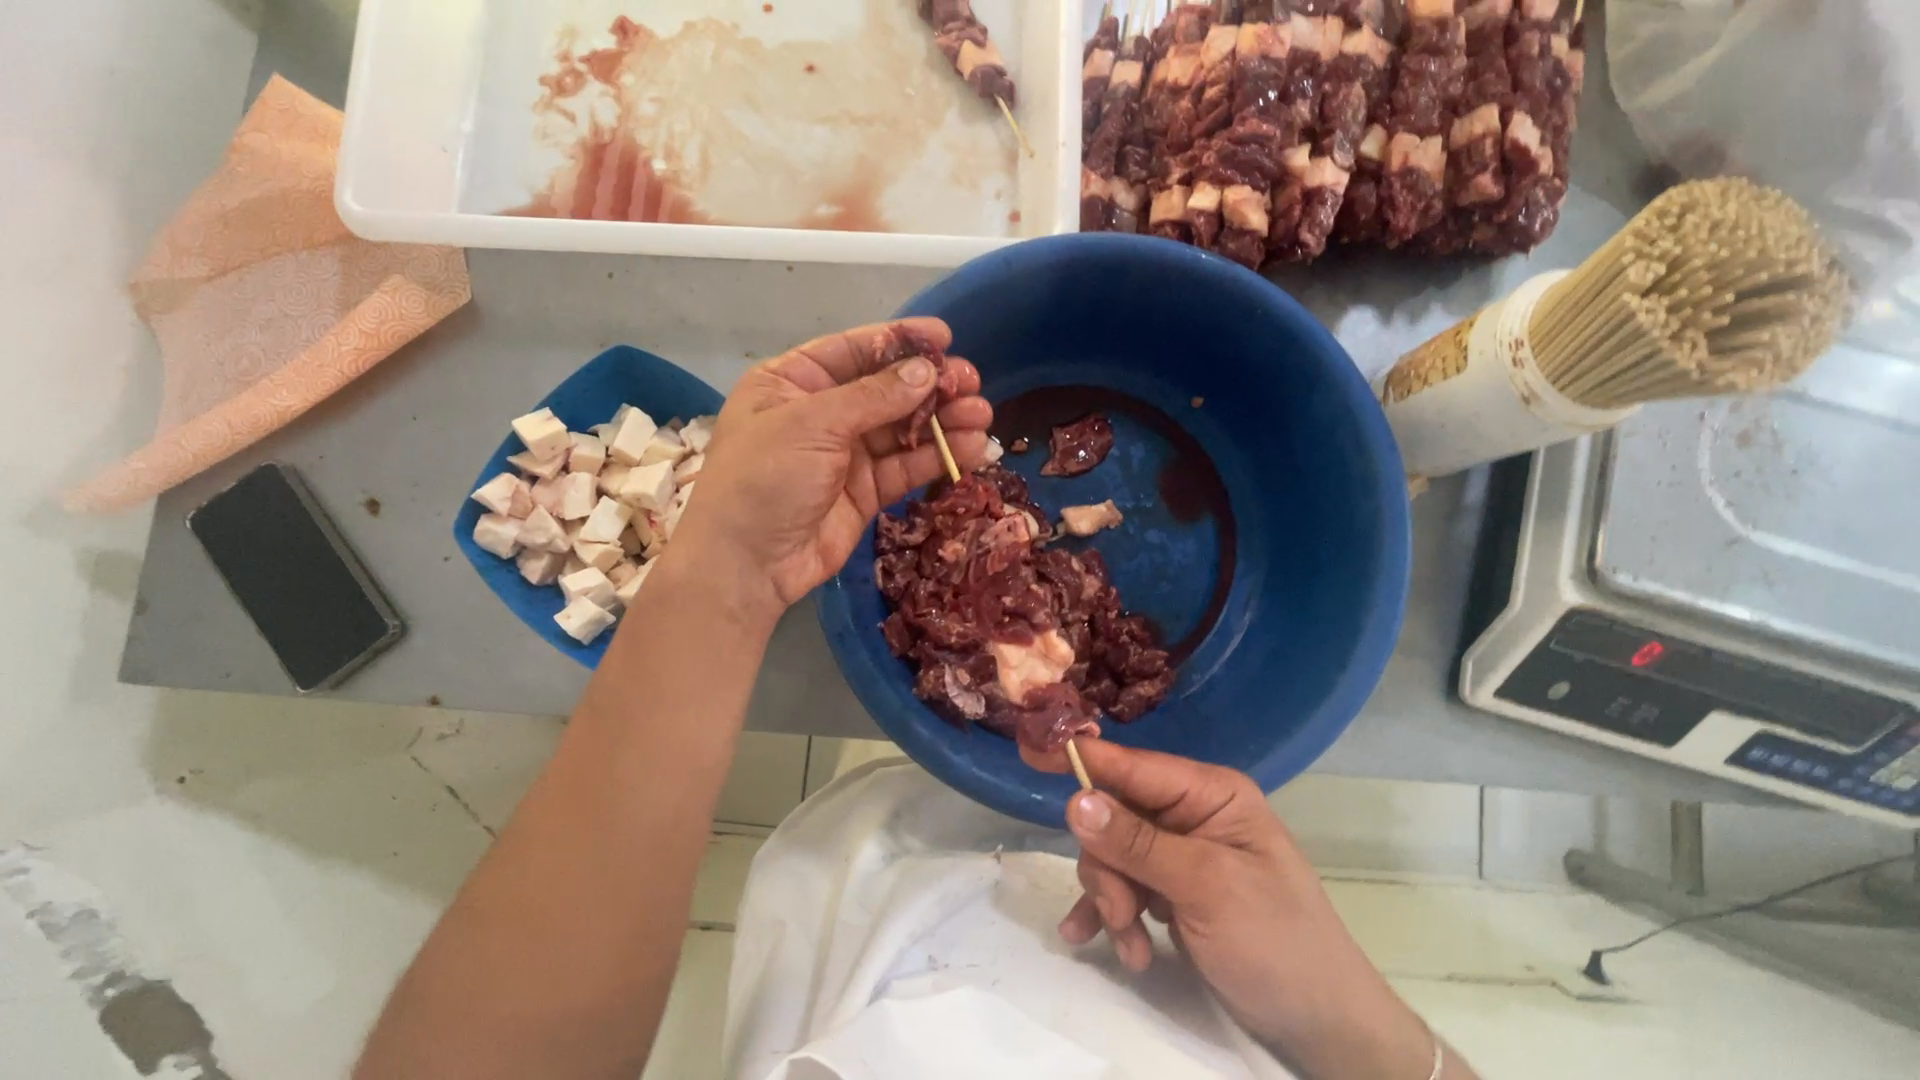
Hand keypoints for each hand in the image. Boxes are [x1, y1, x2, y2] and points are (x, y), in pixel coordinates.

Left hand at [670, 317, 991, 621]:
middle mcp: (821, 413)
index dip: (899, 341)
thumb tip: (926, 372)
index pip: (852, 350)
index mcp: (792, 382)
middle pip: (885, 389)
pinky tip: (973, 448)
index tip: (945, 337)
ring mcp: (845, 454)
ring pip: (903, 429)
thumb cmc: (764, 477)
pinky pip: (907, 466)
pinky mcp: (865, 492)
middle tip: (972, 384)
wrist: (745, 564)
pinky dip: (939, 457)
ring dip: (943, 421)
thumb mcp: (812, 424)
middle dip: (930, 385)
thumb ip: (874, 397)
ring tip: (982, 416)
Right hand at [1055, 741, 1444, 1079]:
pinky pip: (1123, 888)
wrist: (1321, 1025)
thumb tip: (1075, 800)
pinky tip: (1107, 945)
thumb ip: (1137, 843)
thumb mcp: (1205, 888)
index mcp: (1210, 794)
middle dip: (1107, 867)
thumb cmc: (1276, 942)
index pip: (1132, 765)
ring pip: (1112, 856)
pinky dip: (1113, 917)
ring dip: (1112, 901)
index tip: (1029, 754)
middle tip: (1121, 914)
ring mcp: (1181, 855)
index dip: (1082, 759)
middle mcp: (1192, 814)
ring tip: (1131, 945)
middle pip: (1114, 816)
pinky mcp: (1173, 892)